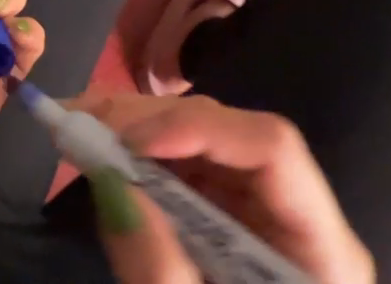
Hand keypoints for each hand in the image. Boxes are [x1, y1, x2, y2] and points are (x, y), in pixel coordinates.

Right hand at [73, 94, 373, 283]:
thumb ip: (160, 270)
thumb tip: (110, 181)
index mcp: (320, 248)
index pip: (270, 147)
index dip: (195, 128)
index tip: (124, 145)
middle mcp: (293, 212)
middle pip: (226, 130)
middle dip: (147, 120)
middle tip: (74, 121)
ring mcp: (257, 211)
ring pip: (196, 138)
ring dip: (129, 127)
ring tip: (70, 128)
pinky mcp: (223, 217)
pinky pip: (178, 167)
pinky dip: (131, 154)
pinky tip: (92, 152)